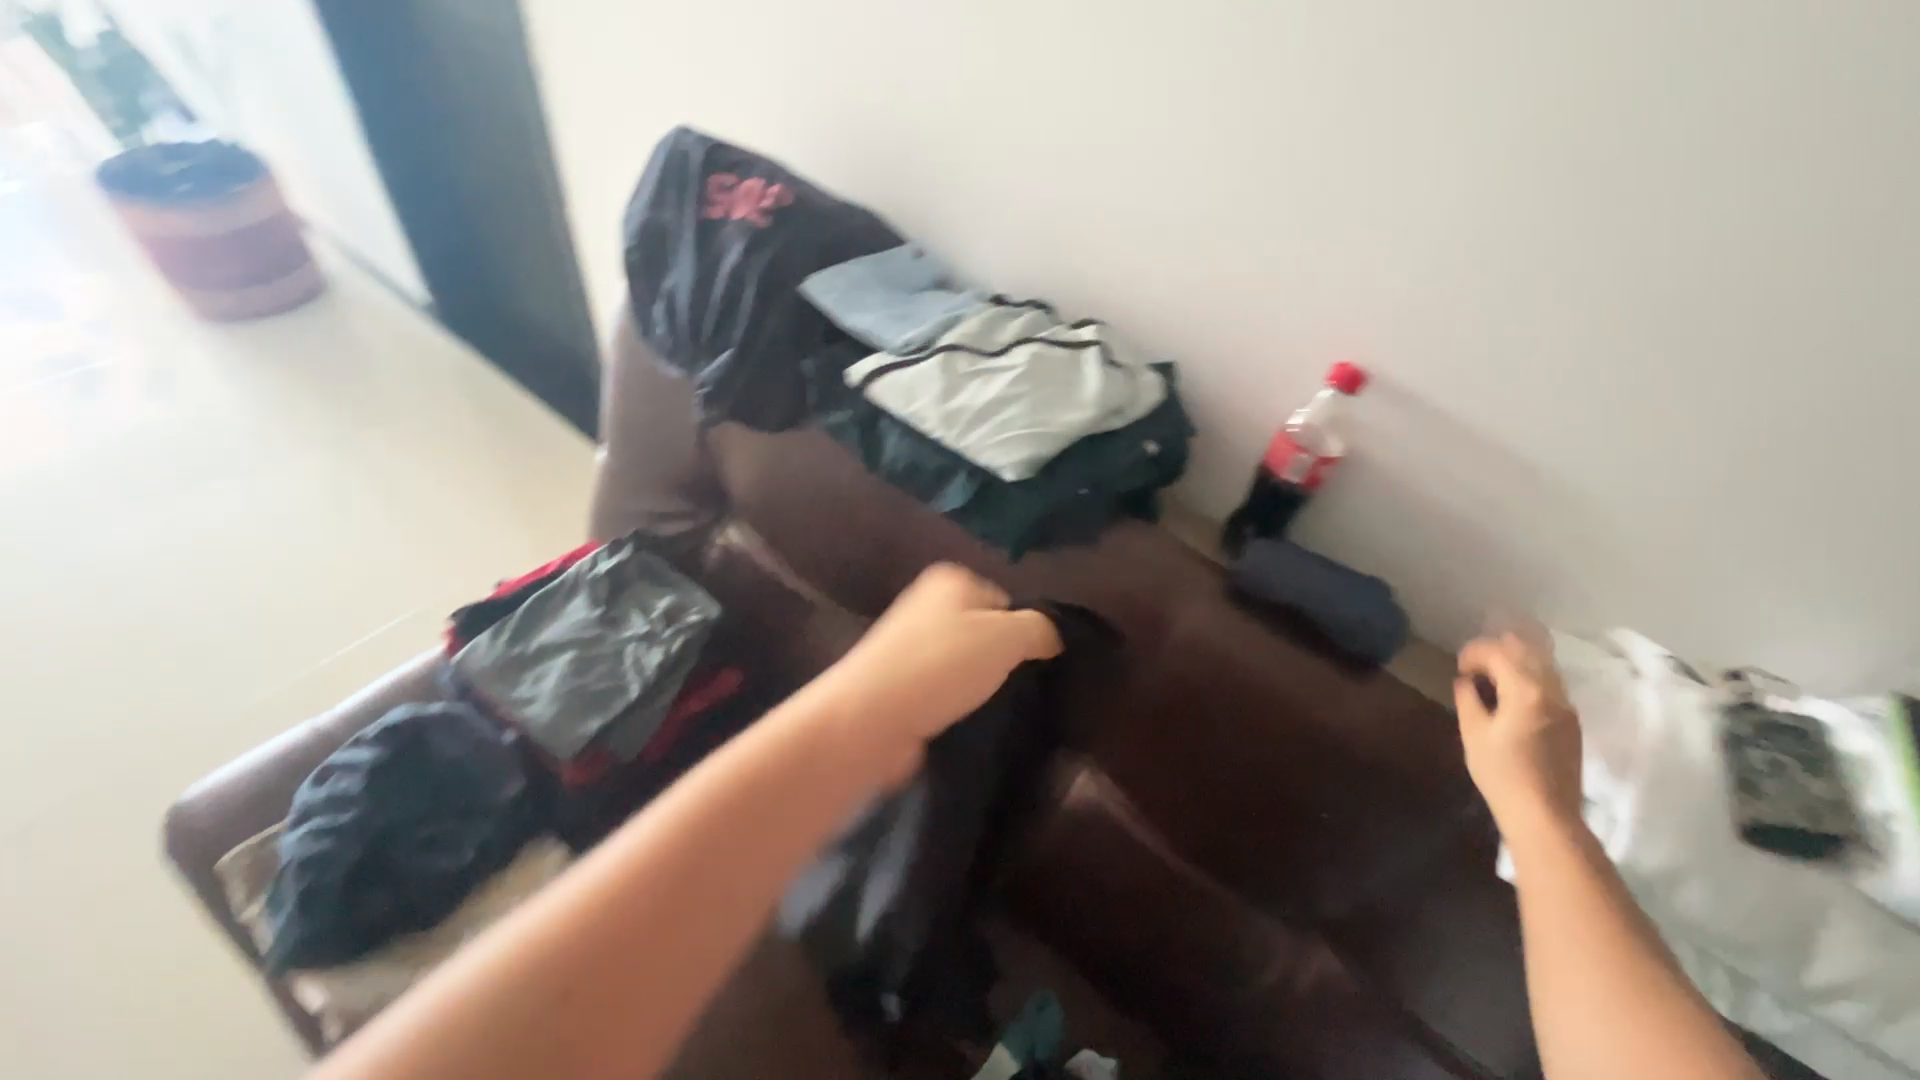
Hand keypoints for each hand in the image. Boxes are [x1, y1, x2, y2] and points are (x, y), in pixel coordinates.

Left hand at [809, 564, 1062, 773]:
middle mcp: (927, 605)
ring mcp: (910, 647)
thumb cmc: (941, 665)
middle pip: (984, 630)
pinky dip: (956, 705)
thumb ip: (1039, 628)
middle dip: (1001, 657)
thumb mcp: (1006, 636)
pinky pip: (944, 691)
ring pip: (964, 663)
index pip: (1005, 598)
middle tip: (1022, 684)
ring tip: (996, 706)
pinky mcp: (901, 685)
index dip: (1024, 628)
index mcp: (951, 579)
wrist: (871, 718)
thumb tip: (1054, 635)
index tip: (1036, 658)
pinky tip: (968, 721)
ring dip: (980, 685)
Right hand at [1455, 633, 1584, 842]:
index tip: (1459, 667)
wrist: (1545, 814)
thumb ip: (1469, 699)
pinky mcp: (1571, 723)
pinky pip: (1550, 685)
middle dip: (1499, 649)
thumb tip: (1467, 682)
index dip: (1475, 652)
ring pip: (1544, 666)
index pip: (1500, 653)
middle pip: (1528, 652)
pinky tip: (1513, 693)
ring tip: (1492, 674)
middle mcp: (1552, 692)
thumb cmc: (1501, 773)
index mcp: (1526, 691)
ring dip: (1517, 661)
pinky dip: (1530, 677)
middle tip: (1475, 663)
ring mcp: (1567, 707)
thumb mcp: (1473, 733)